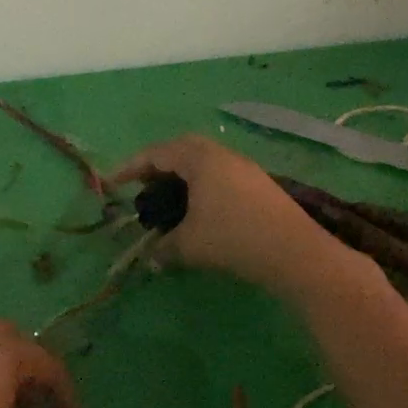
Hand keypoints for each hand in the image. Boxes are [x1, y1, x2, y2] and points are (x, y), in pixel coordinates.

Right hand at [110, 135, 375, 297]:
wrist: (295, 252)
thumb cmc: (234, 238)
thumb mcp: (191, 244)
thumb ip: (165, 247)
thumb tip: (151, 257)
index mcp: (198, 158)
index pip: (155, 154)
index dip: (129, 168)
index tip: (112, 184)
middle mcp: (220, 154)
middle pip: (180, 150)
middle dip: (157, 166)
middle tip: (141, 187)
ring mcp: (243, 167)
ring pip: (202, 162)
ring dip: (181, 177)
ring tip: (168, 202)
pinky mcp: (258, 185)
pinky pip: (218, 175)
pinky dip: (200, 186)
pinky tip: (199, 212)